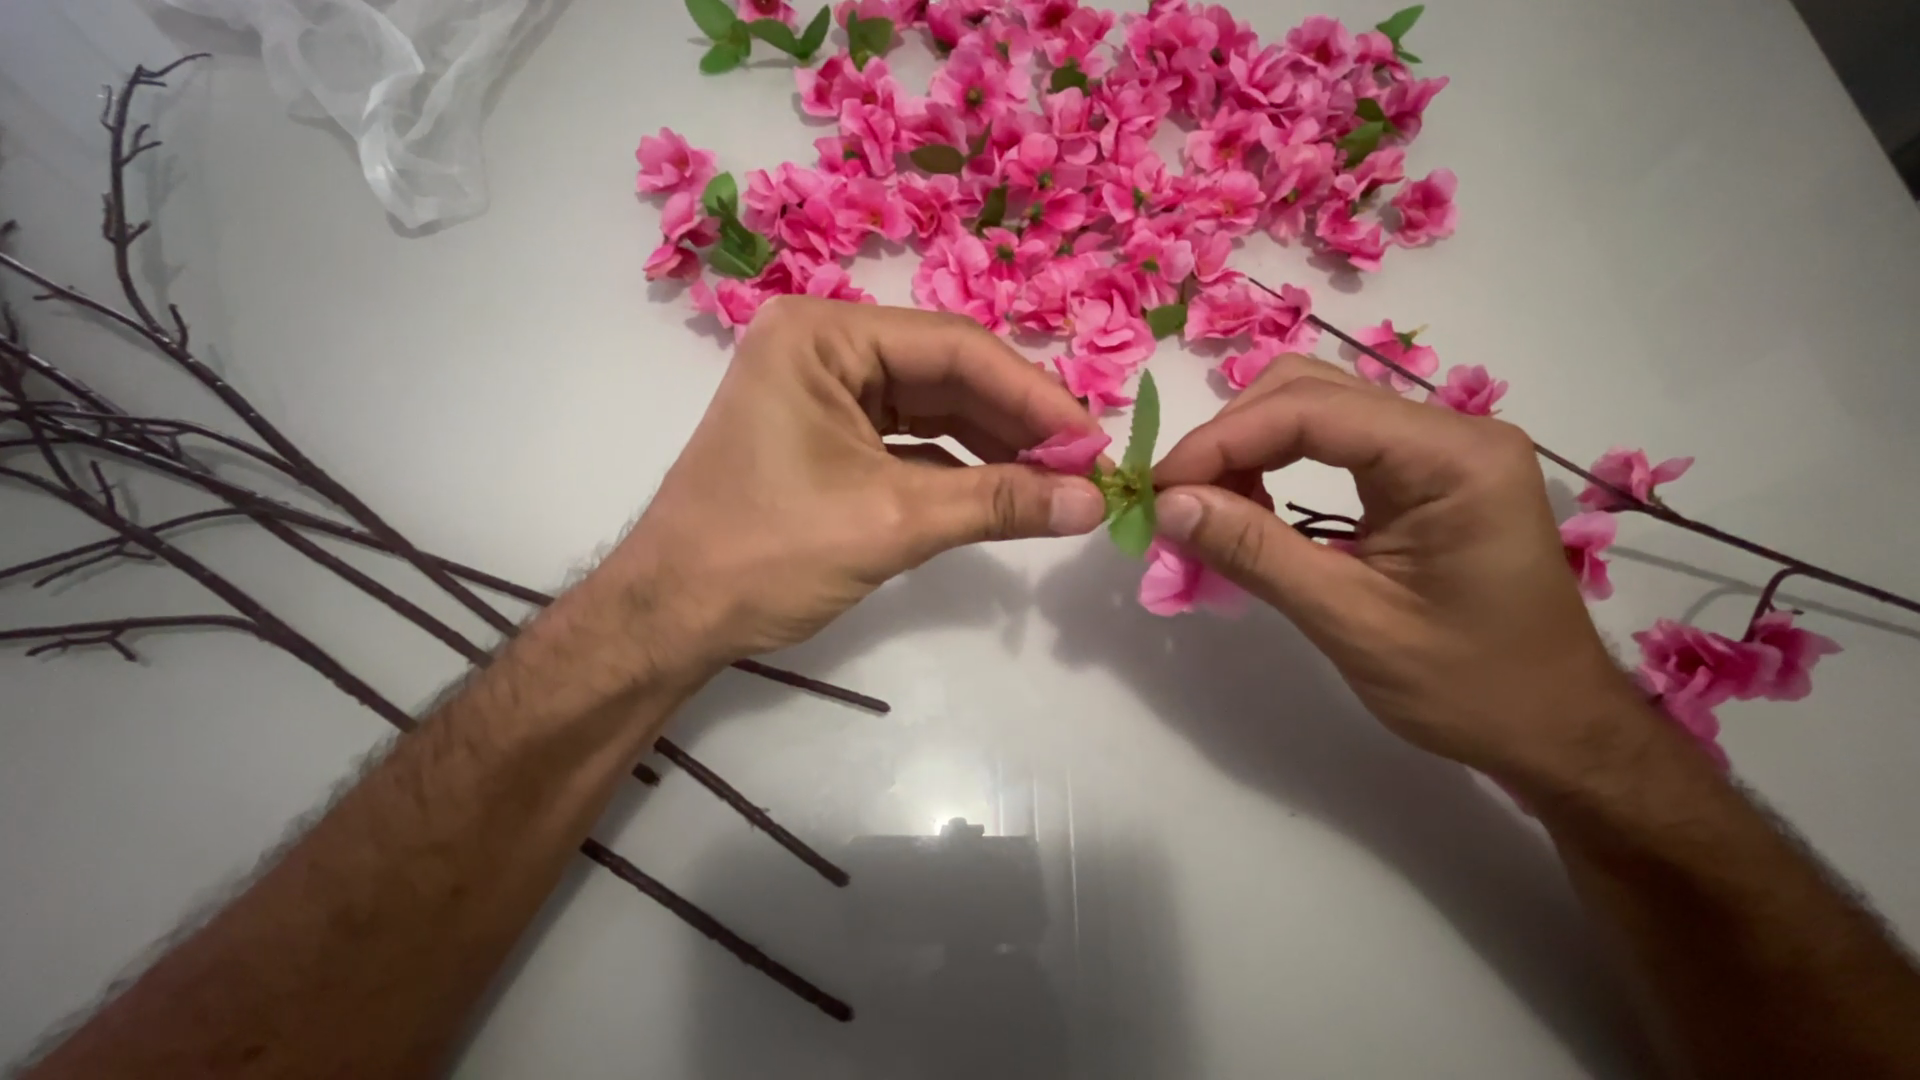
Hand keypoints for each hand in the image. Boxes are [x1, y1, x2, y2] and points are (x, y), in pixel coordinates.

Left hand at [602, 298, 1106, 675]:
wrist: (672, 618)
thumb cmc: (767, 554)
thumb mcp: (892, 522)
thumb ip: (998, 503)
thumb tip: (1093, 503)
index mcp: (824, 335)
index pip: (956, 349)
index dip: (1034, 397)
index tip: (1095, 444)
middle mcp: (824, 348)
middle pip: (948, 375)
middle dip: (1018, 424)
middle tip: (1084, 469)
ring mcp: (825, 393)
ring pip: (933, 410)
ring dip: (995, 447)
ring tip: (1058, 484)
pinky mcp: (829, 439)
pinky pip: (910, 442)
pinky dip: (958, 468)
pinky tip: (1007, 492)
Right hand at [1151, 354, 1644, 778]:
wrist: (1553, 728)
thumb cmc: (1468, 686)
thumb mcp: (1350, 622)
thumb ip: (1255, 553)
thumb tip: (1166, 505)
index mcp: (1451, 457)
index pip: (1309, 412)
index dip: (1220, 442)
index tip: (1157, 491)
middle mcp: (1449, 431)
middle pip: (1308, 390)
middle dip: (1229, 438)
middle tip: (1177, 501)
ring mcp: (1438, 447)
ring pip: (1314, 408)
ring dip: (1246, 448)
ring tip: (1206, 508)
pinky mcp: (1423, 473)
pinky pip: (1331, 443)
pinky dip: (1274, 465)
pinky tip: (1249, 508)